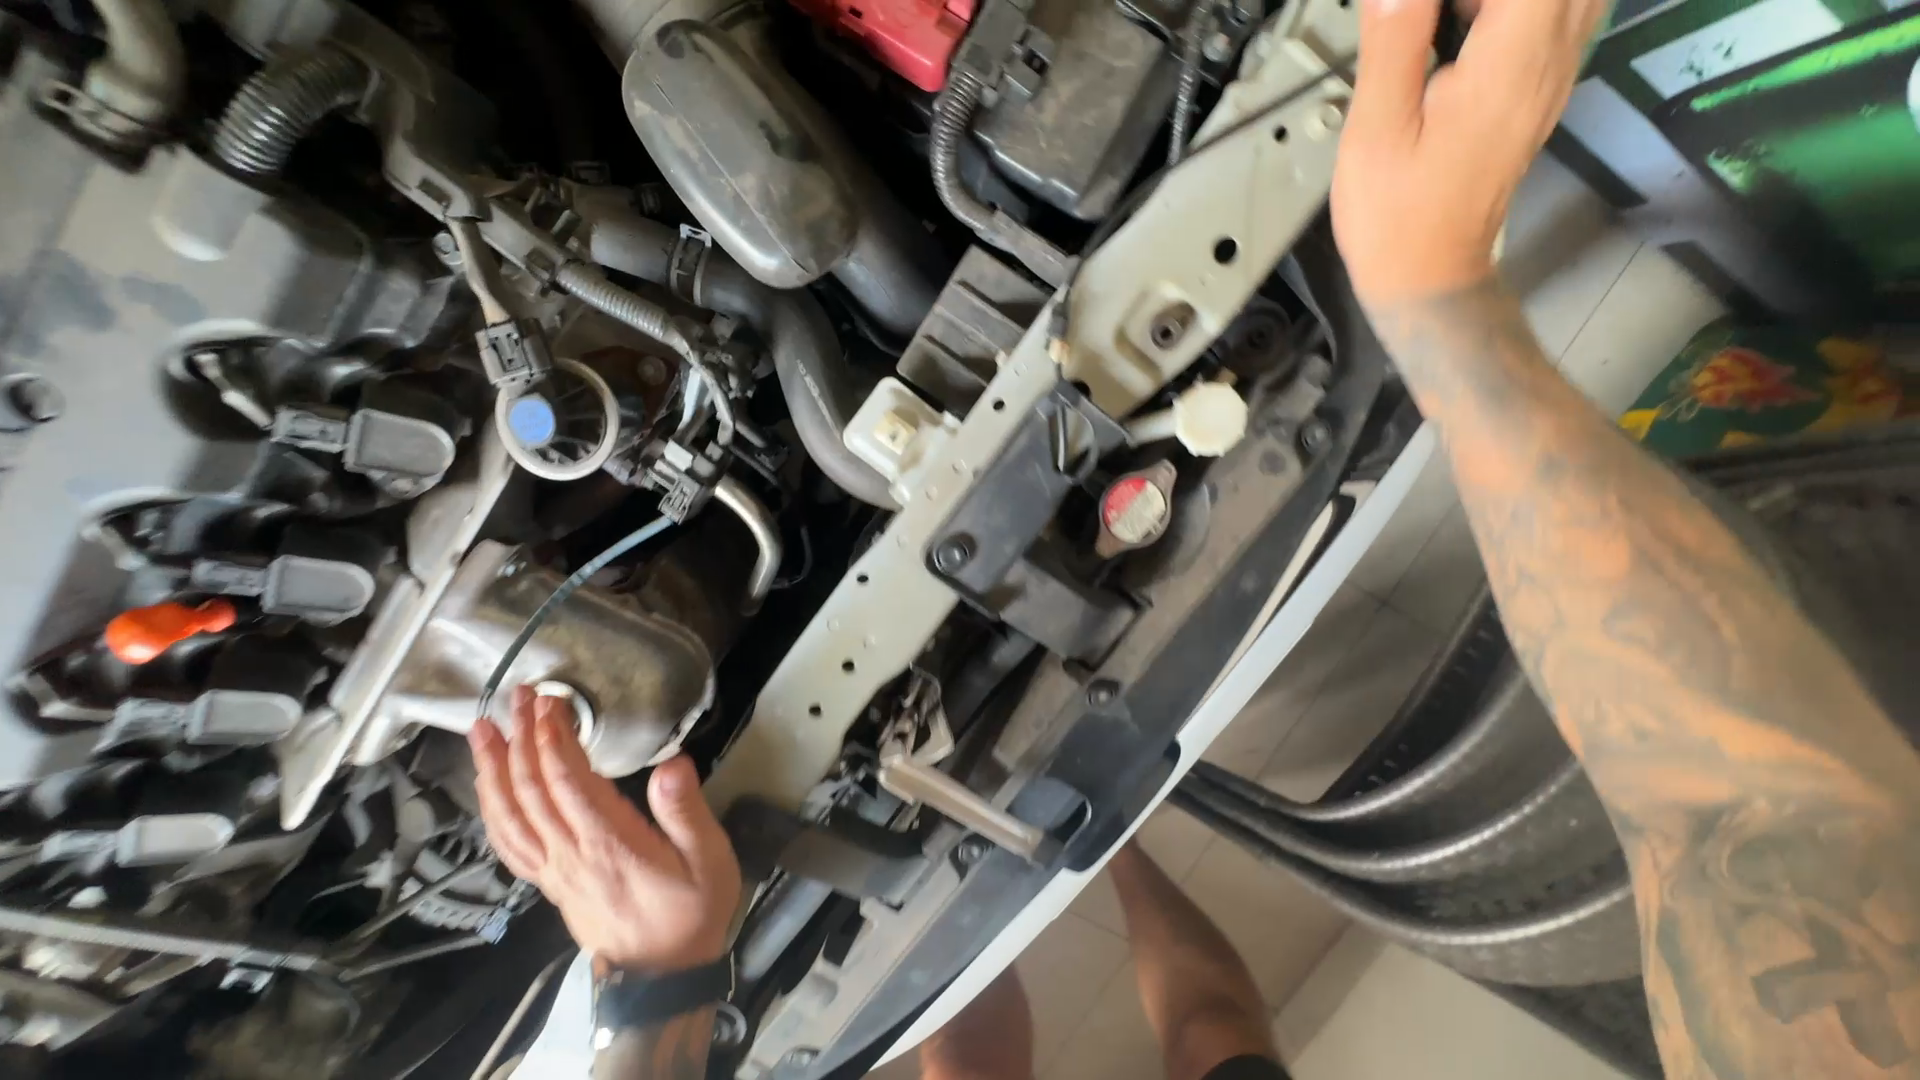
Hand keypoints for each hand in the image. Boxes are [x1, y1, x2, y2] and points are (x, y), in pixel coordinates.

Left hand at [469, 686, 741, 973]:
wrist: (662, 976)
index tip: (550, 701)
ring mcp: (553, 871)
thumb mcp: (708, 859)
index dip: (552, 737)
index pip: (566, 780)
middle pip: (531, 788)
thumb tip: (672, 763)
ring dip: (494, 769)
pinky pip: (509, 843)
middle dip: (521, 737)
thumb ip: (686, 811)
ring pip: (509, 815)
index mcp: (608, 841)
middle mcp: (569, 853)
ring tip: (483, 730)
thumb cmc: (692, 910)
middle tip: (519, 696)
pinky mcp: (548, 884)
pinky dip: (493, 810)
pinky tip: (489, 788)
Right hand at [1332, 0, 1608, 304]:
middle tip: (1421, 18)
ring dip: (1494, 0)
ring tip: (1439, 22)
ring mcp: (1556, 70)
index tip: (1412, 7)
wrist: (1427, 272)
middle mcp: (1553, 54)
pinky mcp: (1544, 86)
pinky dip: (1513, 6)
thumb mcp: (1376, 130)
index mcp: (1511, 60)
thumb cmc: (1394, 215)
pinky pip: (1558, 10)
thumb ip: (1393, 41)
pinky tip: (1462, 21)